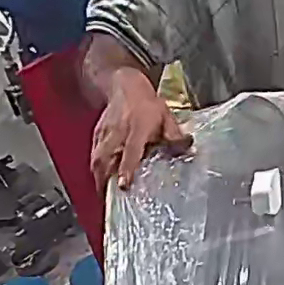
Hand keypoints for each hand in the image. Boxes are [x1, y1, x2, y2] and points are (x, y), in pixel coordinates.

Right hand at [91, 69, 191, 192]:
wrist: (126, 85)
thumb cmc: (148, 105)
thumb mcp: (167, 118)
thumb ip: (176, 137)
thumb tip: (189, 149)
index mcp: (138, 128)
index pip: (131, 151)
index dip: (126, 169)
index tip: (124, 186)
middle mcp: (118, 132)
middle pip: (106, 158)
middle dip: (105, 179)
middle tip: (109, 199)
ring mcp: (105, 133)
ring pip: (97, 158)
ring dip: (99, 177)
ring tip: (104, 195)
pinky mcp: (98, 135)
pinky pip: (94, 154)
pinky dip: (96, 169)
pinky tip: (102, 180)